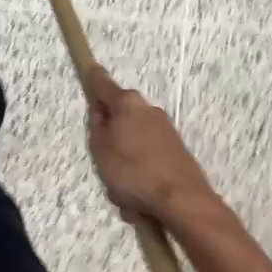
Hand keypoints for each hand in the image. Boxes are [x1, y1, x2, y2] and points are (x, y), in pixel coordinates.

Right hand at [86, 64, 218, 230]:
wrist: (182, 201)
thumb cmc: (132, 171)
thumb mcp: (100, 149)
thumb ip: (97, 126)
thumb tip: (100, 111)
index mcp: (127, 104)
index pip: (104, 84)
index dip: (93, 78)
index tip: (89, 70)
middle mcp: (148, 110)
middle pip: (122, 115)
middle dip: (112, 133)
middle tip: (104, 157)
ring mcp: (166, 130)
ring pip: (135, 140)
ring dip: (127, 158)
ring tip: (123, 188)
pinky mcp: (177, 151)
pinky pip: (149, 157)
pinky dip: (142, 171)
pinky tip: (140, 196)